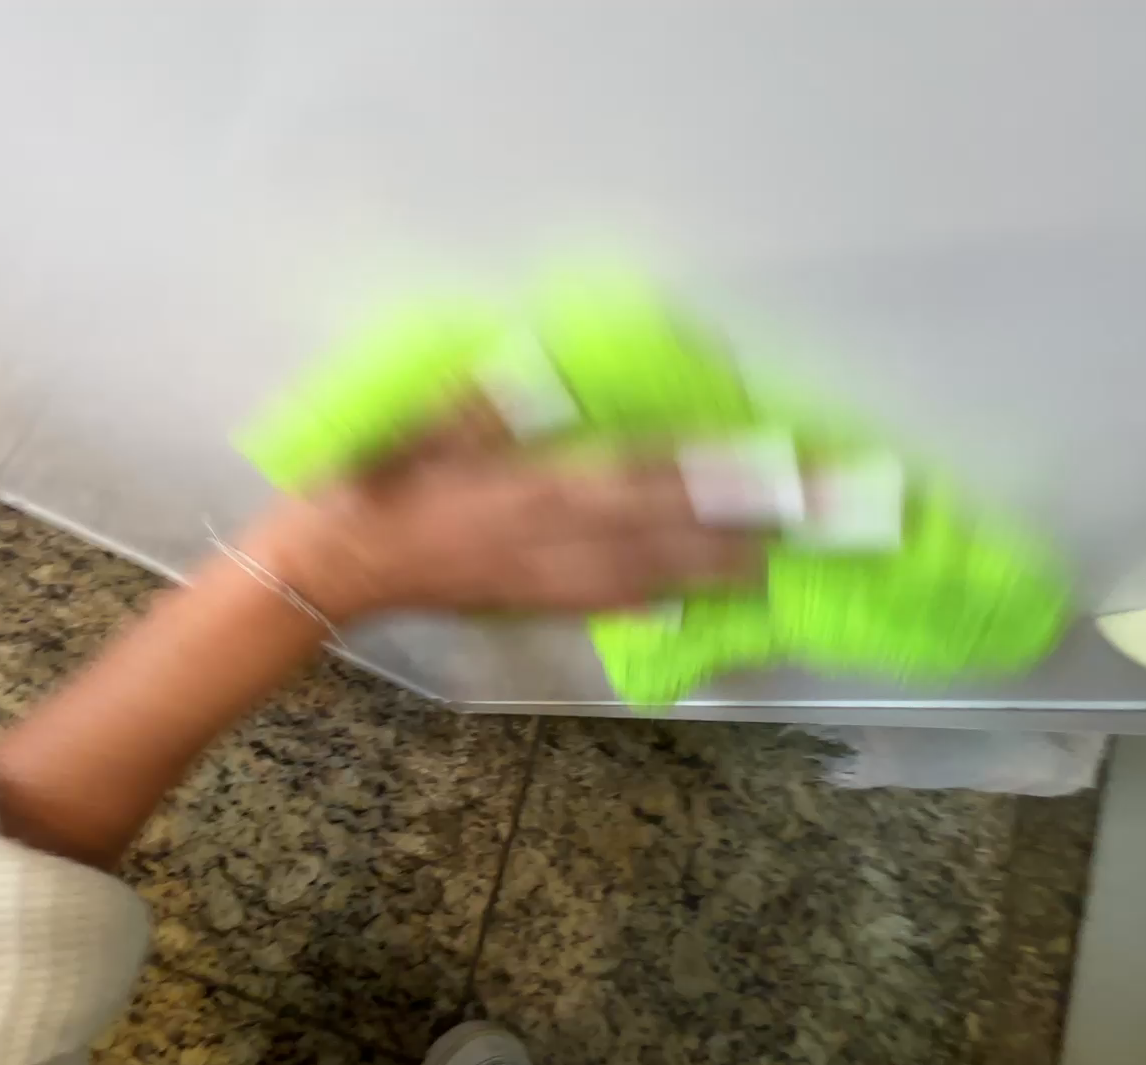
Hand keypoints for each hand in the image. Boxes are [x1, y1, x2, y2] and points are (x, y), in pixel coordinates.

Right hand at [241, 411, 761, 622]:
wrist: (334, 565)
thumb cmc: (368, 485)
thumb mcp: (414, 431)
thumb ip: (483, 407)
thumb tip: (540, 378)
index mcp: (517, 488)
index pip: (629, 478)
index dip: (702, 470)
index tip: (769, 460)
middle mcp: (539, 540)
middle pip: (651, 534)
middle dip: (733, 526)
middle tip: (811, 521)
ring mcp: (532, 579)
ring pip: (634, 577)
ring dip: (703, 571)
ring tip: (771, 565)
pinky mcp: (517, 603)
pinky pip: (594, 605)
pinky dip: (646, 602)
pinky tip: (679, 605)